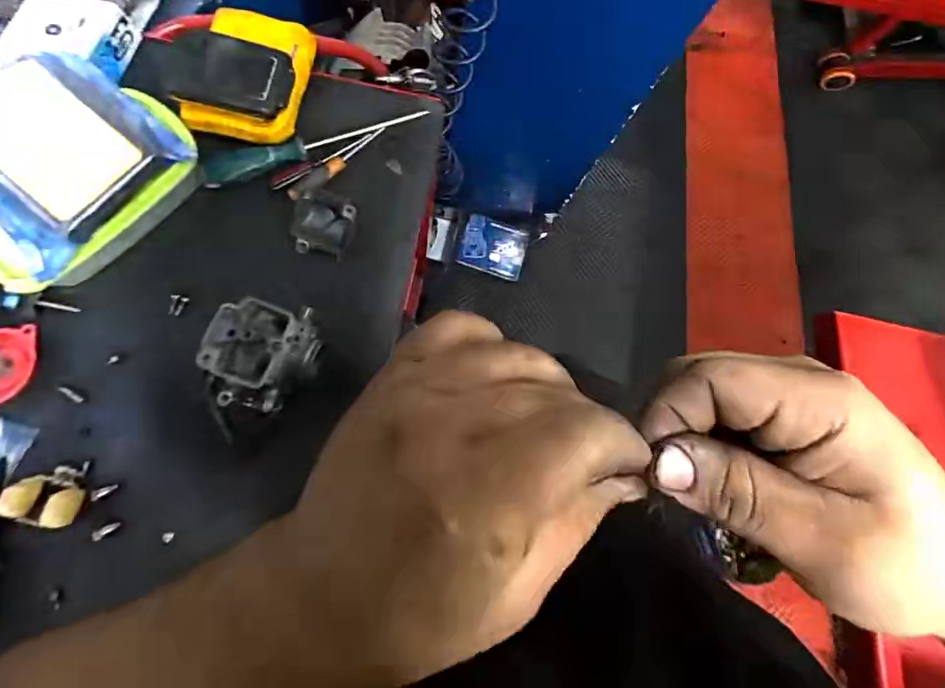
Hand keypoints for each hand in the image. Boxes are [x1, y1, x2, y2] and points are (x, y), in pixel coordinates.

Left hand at [286, 313, 650, 683]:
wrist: (316, 598)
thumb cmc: (422, 615)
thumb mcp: (518, 596)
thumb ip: (580, 520)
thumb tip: (624, 472)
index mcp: (490, 493)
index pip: (588, 430)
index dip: (621, 442)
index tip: (627, 462)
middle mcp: (458, 424)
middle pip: (560, 392)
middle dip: (589, 424)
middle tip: (582, 456)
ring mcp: (422, 386)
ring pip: (525, 356)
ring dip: (549, 389)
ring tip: (539, 422)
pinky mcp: (398, 370)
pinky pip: (468, 328)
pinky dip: (494, 348)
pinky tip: (492, 382)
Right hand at [639, 352, 944, 640]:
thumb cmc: (907, 563)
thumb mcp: (823, 541)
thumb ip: (742, 493)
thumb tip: (660, 459)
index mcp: (817, 395)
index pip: (713, 376)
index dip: (668, 416)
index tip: (648, 480)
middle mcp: (800, 379)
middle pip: (705, 377)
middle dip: (672, 429)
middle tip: (665, 498)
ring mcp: (795, 398)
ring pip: (711, 398)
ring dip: (689, 445)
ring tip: (691, 505)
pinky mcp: (792, 422)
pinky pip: (730, 421)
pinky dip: (711, 455)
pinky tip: (720, 497)